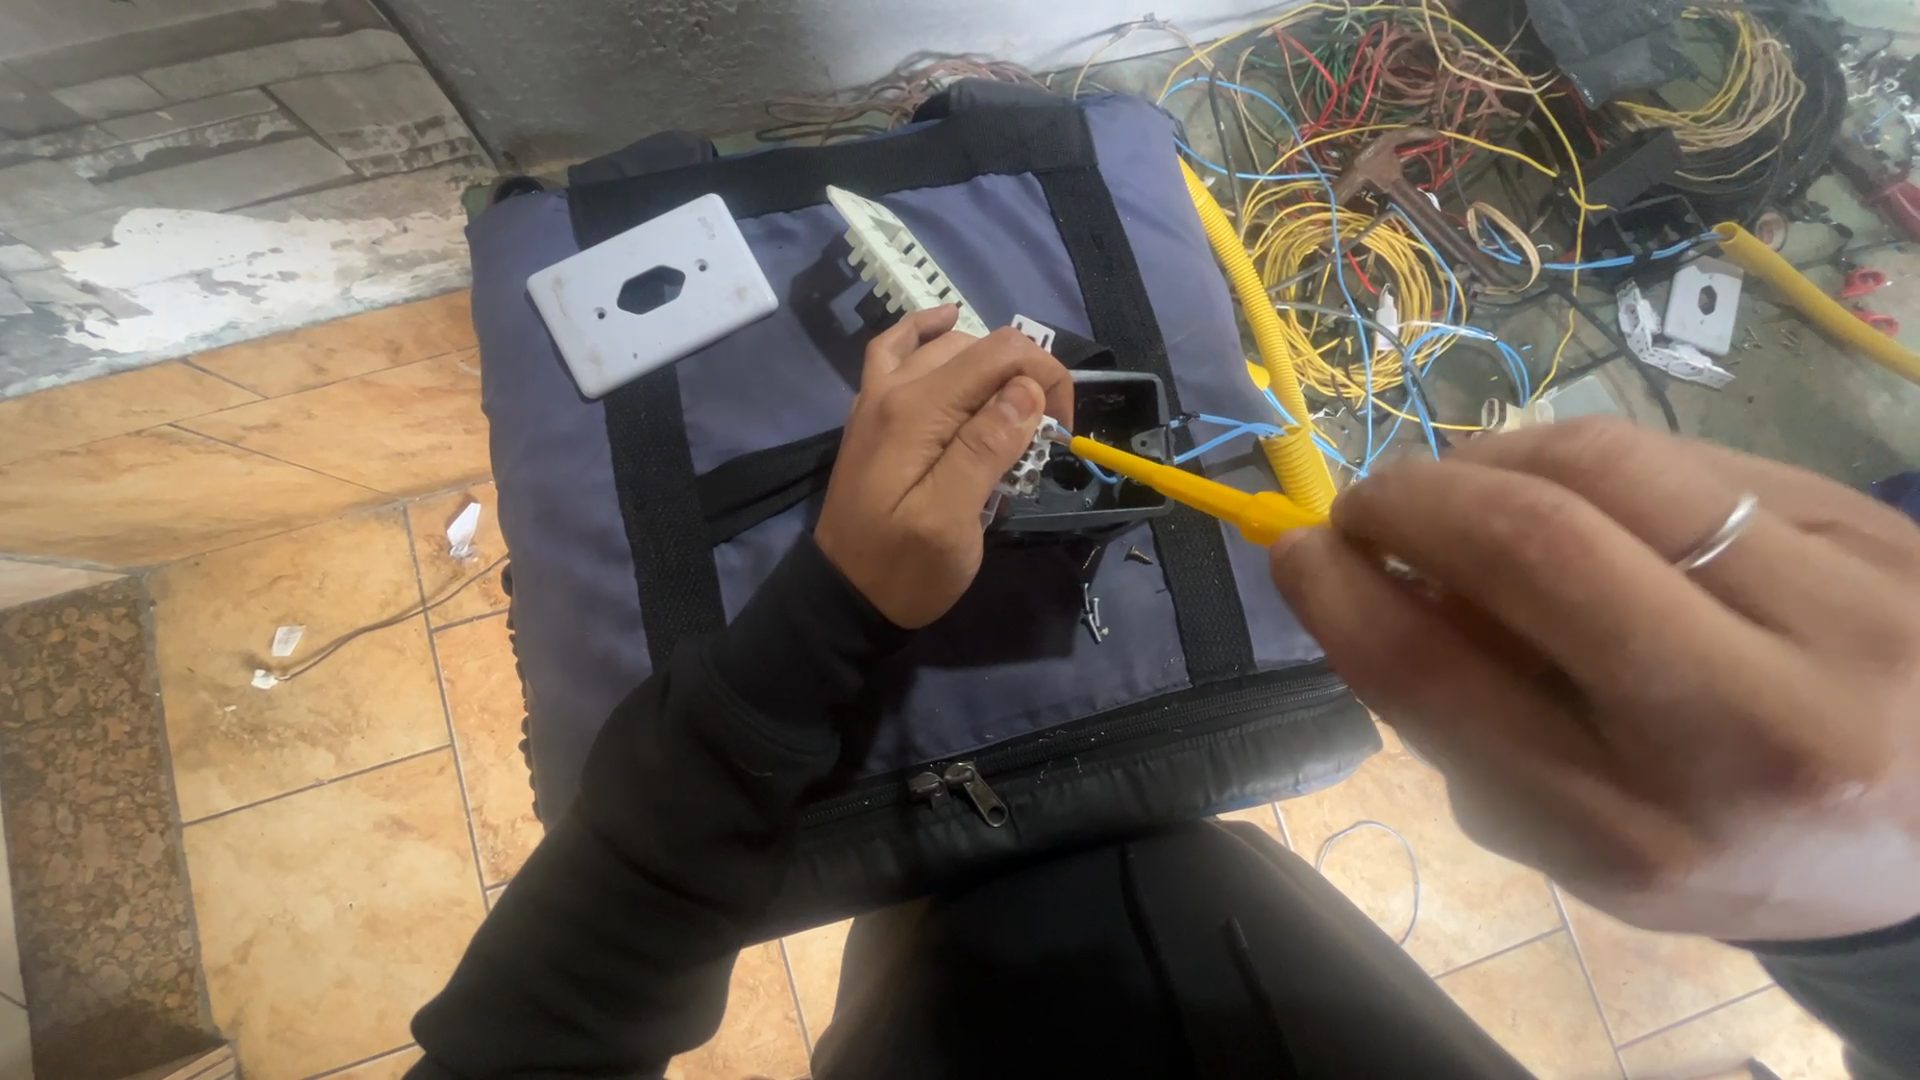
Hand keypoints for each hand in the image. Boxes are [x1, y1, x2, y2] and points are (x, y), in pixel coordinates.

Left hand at [815, 307, 1073, 629]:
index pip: (1001, 355)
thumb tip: (1027, 390)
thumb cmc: (905, 569)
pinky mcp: (873, 414)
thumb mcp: (951, 522)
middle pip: (978, 347)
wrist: (846, 596)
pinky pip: (895, 350)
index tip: (1061, 431)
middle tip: (1041, 437)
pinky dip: (926, 330)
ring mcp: (877, 398)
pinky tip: (948, 322)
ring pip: (946, 348)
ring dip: (991, 368)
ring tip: (1012, 414)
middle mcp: (893, 389)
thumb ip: (985, 450)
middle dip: (1025, 377)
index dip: (1046, 379)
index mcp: (917, 411)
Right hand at [1269, 418, 1919, 940]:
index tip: (1292, 550)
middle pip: (1525, 545)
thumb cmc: (1700, 842)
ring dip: (1477, 462)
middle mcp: (1751, 730)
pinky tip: (1548, 488)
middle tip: (1362, 507)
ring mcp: (1851, 618)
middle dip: (1404, 501)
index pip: (1432, 675)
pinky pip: (1671, 453)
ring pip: (1599, 468)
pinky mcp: (1887, 536)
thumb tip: (1367, 579)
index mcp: (1634, 831)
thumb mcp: (1555, 826)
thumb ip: (1450, 711)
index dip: (1336, 593)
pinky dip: (1561, 456)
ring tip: (1450, 488)